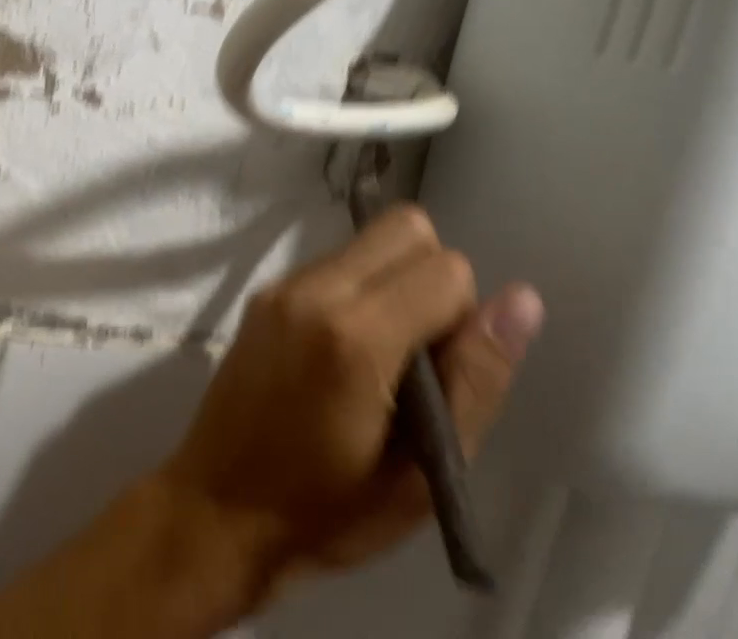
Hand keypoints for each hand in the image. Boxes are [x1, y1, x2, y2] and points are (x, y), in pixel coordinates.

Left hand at [158, 205, 542, 585]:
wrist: (216, 509)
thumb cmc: (325, 509)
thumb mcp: (422, 472)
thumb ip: (476, 379)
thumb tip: (521, 299)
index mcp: (354, 334)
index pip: (447, 269)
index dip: (462, 321)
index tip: (438, 379)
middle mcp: (312, 291)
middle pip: (406, 229)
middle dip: (432, 281)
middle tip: (416, 360)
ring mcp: (279, 288)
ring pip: (366, 243)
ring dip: (391, 285)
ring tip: (376, 364)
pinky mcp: (261, 297)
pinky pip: (331, 264)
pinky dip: (355, 291)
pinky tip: (339, 356)